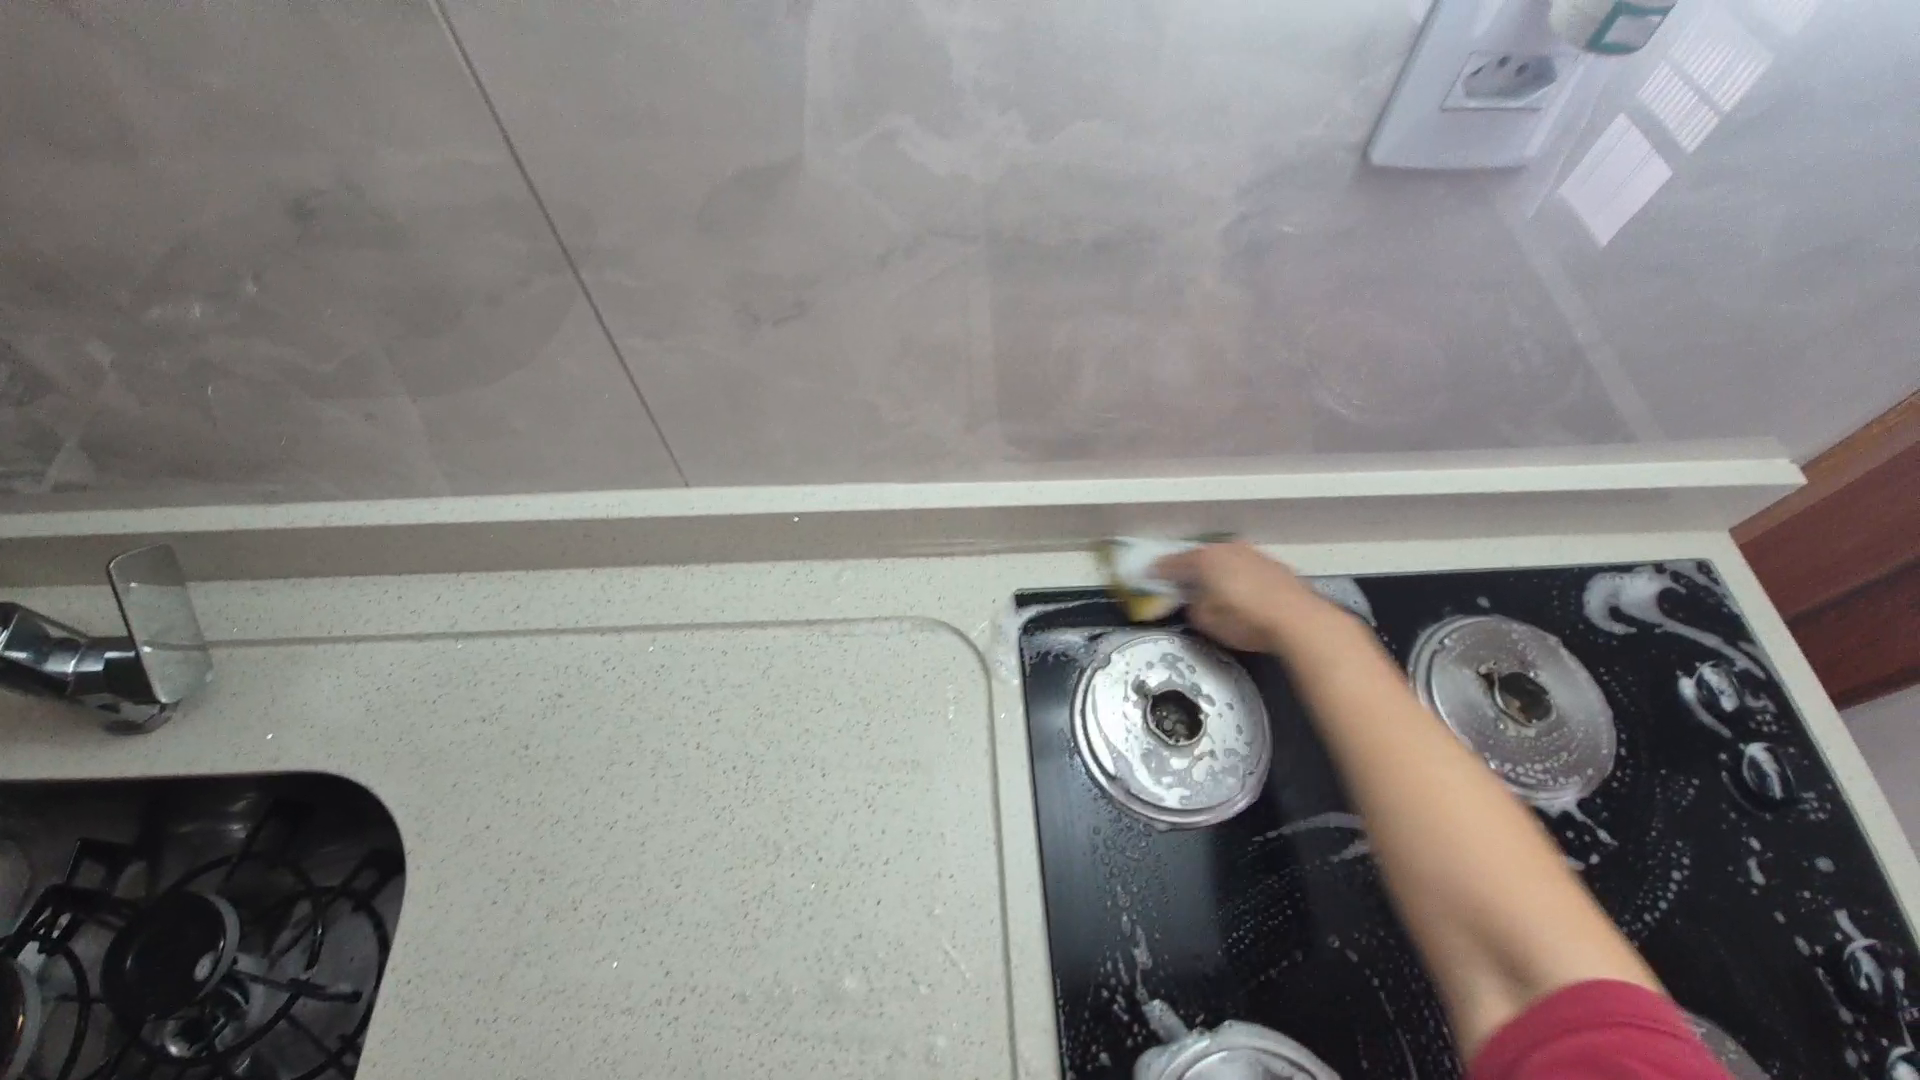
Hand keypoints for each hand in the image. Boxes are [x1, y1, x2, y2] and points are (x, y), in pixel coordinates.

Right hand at [1152, 542, 1345, 653]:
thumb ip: (1193, 608)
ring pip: (1224, 559)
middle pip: (1199, 557)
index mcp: (1203, 560)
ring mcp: (1252, 553)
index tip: (1148, 576)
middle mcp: (1226, 550)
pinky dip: (1236, 575)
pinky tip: (1239, 589)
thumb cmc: (1245, 620)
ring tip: (1210, 586)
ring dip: (1215, 570)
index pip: (1172, 563)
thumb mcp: (1206, 621)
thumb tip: (1194, 601)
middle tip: (1179, 582)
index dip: (1158, 572)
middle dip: (1188, 569)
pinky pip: (1244, 566)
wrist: (1298, 618)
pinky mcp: (1273, 564)